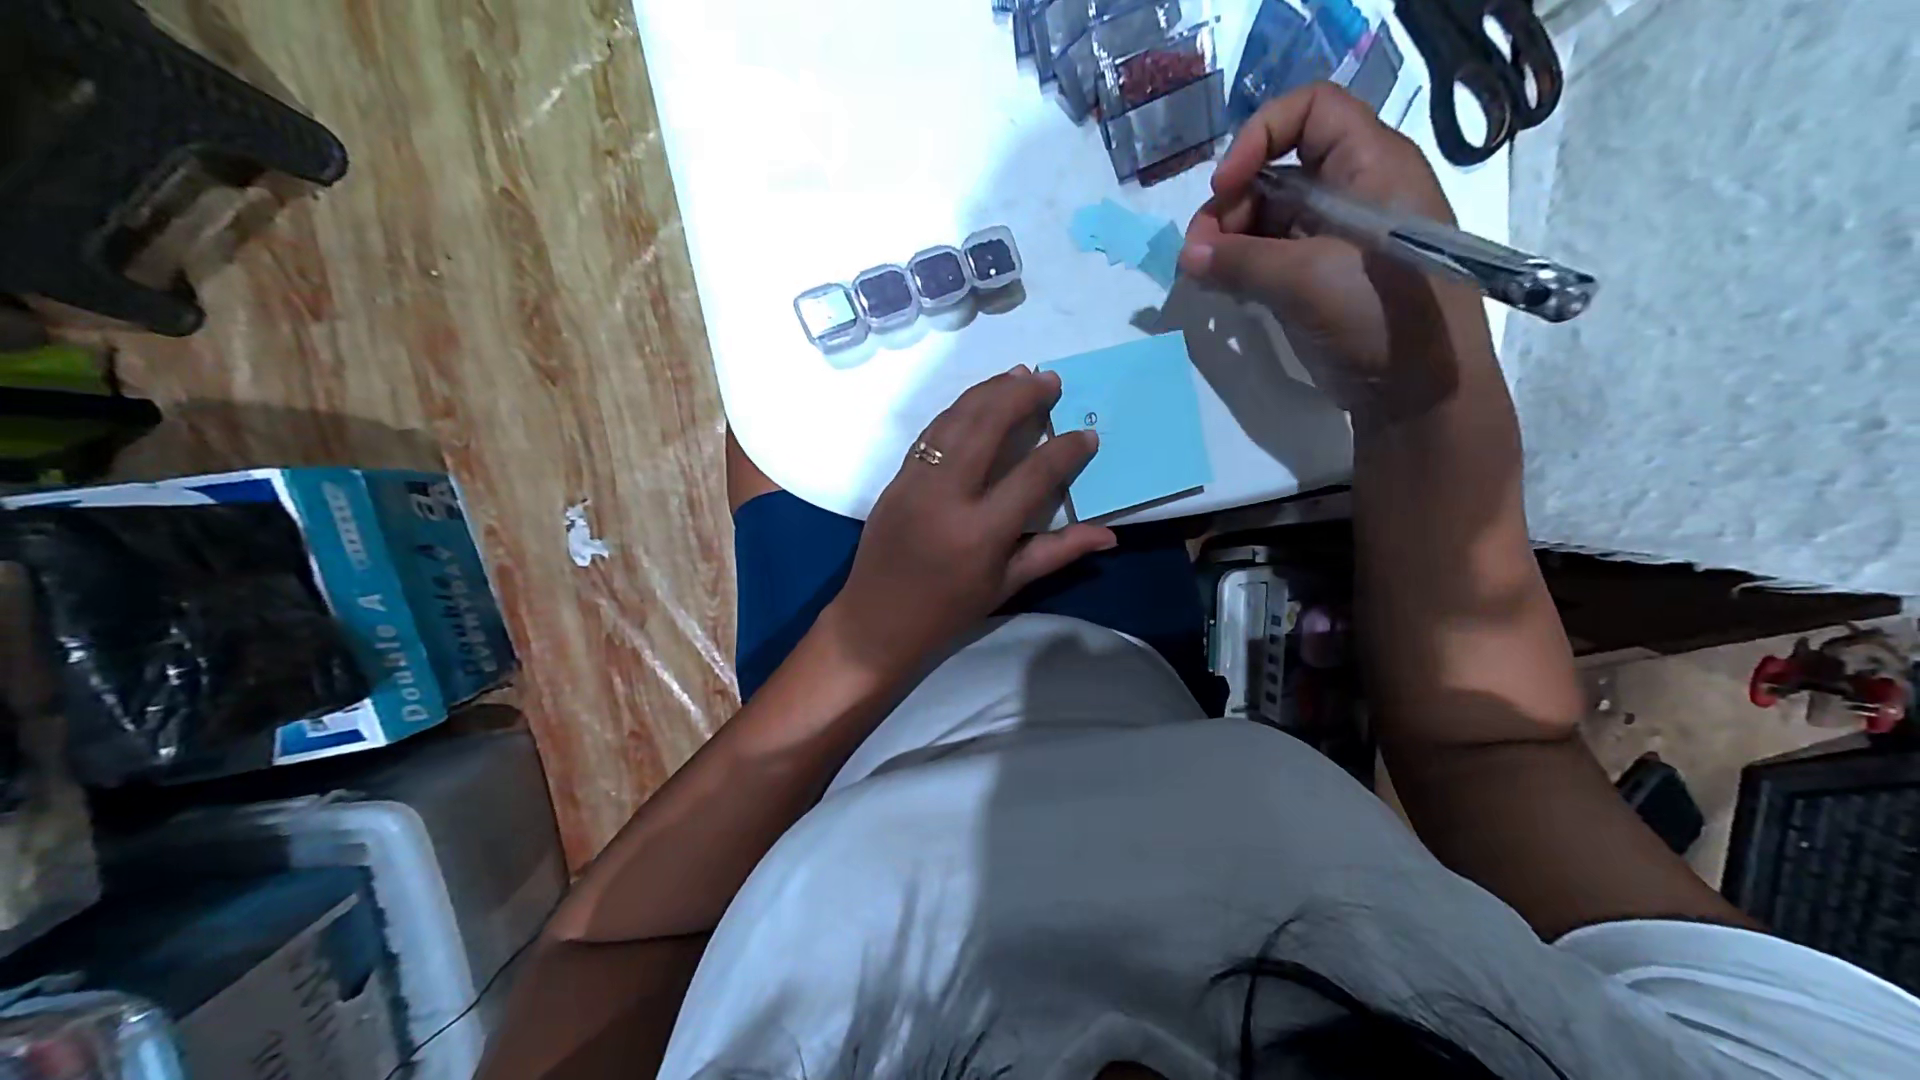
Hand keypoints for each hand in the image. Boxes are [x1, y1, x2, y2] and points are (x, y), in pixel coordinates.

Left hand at [819, 366, 1114, 678]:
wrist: (876, 620)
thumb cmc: (948, 610)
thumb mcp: (1007, 586)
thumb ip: (1057, 551)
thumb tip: (1108, 535)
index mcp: (981, 532)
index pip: (1033, 475)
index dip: (1065, 451)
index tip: (1087, 434)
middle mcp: (947, 496)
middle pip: (987, 425)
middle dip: (1022, 395)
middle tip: (1050, 380)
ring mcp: (915, 481)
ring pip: (954, 419)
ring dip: (988, 391)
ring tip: (1019, 375)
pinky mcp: (896, 477)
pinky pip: (931, 432)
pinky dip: (958, 410)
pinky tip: (978, 401)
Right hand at [1179, 82, 1495, 425]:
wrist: (1416, 392)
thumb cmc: (1381, 317)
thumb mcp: (1309, 280)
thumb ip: (1241, 262)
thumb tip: (1185, 257)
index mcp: (1370, 167)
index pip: (1311, 111)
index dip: (1260, 137)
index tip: (1225, 186)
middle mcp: (1352, 191)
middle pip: (1275, 169)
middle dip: (1229, 204)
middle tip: (1198, 254)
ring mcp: (1332, 237)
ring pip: (1265, 215)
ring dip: (1226, 239)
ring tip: (1202, 275)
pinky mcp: (1317, 275)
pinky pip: (1268, 254)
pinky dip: (1238, 265)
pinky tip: (1218, 286)